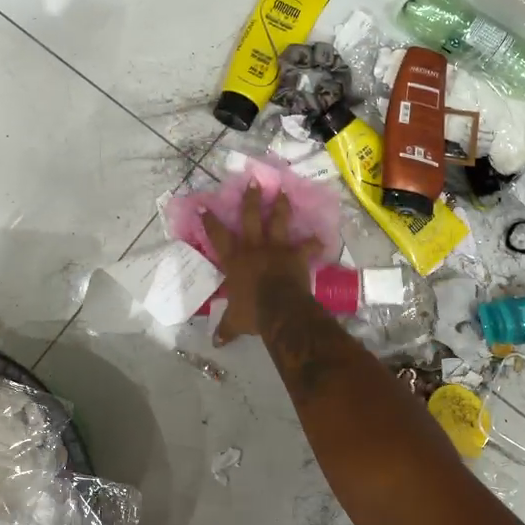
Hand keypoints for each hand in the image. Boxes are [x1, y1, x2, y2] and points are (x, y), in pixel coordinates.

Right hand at [201, 186, 323, 344]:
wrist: (279, 309)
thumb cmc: (252, 312)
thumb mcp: (234, 321)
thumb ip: (225, 328)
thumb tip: (216, 343)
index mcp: (234, 260)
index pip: (217, 236)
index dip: (209, 220)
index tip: (203, 205)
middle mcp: (253, 247)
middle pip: (250, 216)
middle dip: (251, 198)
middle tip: (253, 181)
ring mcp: (275, 248)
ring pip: (278, 220)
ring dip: (281, 205)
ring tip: (283, 191)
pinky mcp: (295, 254)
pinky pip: (307, 246)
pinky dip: (315, 243)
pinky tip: (322, 237)